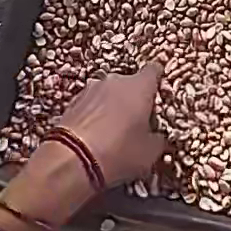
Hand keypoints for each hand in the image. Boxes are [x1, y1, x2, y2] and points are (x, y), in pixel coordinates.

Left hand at [4, 64, 166, 222]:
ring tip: (115, 133)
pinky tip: (96, 137)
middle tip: (139, 123)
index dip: (158, 81)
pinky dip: (95, 115)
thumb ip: (158, 138)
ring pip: (109, 93)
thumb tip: (156, 136)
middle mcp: (115, 80)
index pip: (154, 70)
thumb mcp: (150, 153)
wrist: (71, 159)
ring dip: (113, 107)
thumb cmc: (118, 152)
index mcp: (139, 86)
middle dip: (134, 99)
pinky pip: (91, 105)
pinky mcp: (72, 102)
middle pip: (130, 84)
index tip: (160, 95)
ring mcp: (91, 89)